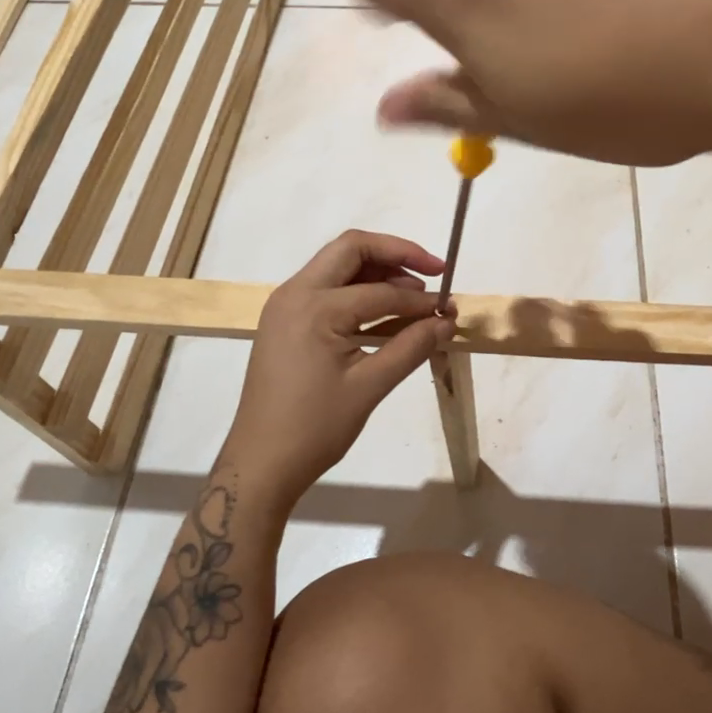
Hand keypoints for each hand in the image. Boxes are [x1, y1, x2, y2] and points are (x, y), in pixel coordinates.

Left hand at [222, 230, 455, 504]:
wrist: (261, 463)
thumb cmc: (314, 428)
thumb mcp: (370, 386)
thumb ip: (412, 346)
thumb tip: (447, 321)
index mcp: (314, 306)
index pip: (381, 290)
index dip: (421, 300)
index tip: (451, 309)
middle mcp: (295, 293)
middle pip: (352, 249)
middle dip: (397, 254)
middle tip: (435, 270)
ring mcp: (286, 305)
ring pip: (338, 265)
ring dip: (378, 270)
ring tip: (416, 293)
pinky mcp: (284, 321)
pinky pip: (326, 289)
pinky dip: (358, 290)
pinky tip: (385, 311)